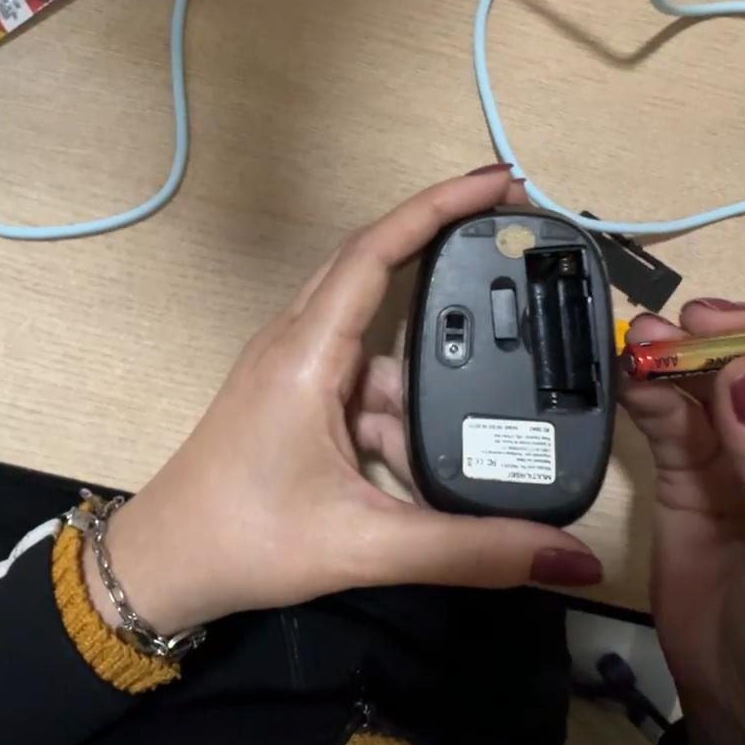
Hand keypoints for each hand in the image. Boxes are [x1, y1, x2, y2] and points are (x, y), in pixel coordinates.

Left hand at [89, 169, 603, 634]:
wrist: (170, 560)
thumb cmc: (245, 539)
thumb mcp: (366, 544)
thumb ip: (472, 549)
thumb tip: (574, 560)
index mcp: (304, 354)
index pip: (374, 251)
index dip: (437, 207)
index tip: (498, 183)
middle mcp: (294, 343)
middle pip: (373, 270)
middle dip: (441, 249)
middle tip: (513, 240)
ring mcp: (289, 367)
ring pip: (374, 343)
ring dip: (422, 376)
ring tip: (474, 426)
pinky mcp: (290, 395)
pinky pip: (358, 381)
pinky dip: (396, 412)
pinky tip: (417, 468)